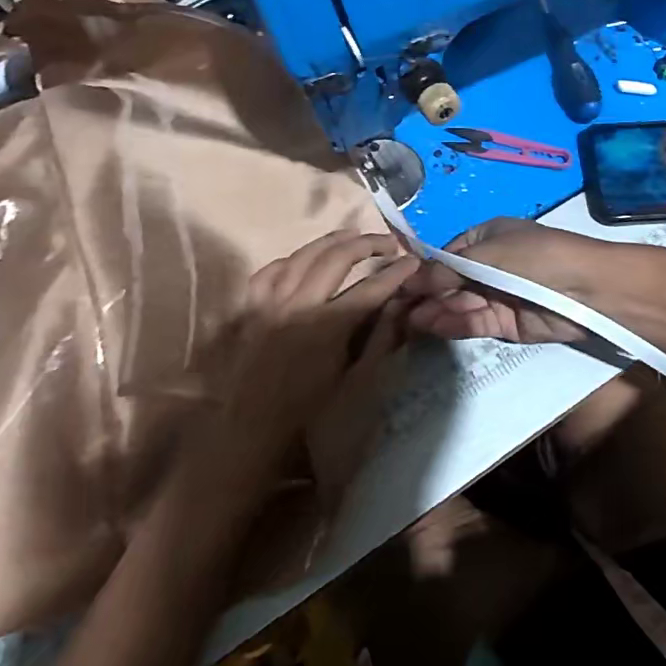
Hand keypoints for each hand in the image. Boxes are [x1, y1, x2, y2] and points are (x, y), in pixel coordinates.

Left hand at [198, 231, 419, 480]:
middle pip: (338, 258)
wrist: (251, 428)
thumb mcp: (353, 378)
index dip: (397, 272)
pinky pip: (270, 271)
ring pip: (304, 255)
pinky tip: (305, 259)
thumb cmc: (309, 409)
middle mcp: (299, 305)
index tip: (414, 261)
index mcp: (329, 326)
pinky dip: (292, 260)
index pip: (372, 288)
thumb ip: (378, 338)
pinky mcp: (251, 308)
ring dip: (333, 241)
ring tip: (355, 236)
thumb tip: (399, 306)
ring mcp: (271, 303)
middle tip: (390, 244)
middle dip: (369, 244)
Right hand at [405, 218, 602, 344]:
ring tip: (408, 320)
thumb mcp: (487, 255)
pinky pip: (473, 322)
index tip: (396, 284)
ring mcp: (497, 295)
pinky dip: (453, 323)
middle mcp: (489, 266)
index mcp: (486, 238)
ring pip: (458, 304)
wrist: (584, 287)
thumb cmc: (534, 257)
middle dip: (426, 294)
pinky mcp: (506, 323)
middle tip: (395, 309)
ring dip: (435, 310)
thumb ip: (447, 270)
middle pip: (449, 282)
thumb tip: (409, 279)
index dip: (423, 270)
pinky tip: (431, 325)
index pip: (446, 255)